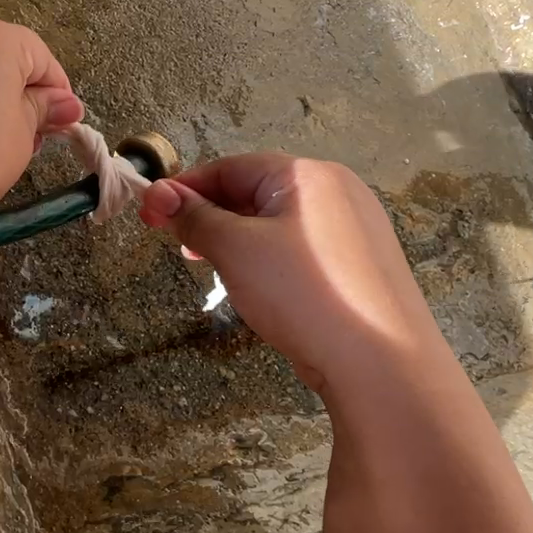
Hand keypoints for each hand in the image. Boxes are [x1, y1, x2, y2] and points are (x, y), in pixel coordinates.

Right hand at [139, 153, 451, 390]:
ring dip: (236, 237)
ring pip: (277, 221)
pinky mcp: (362, 264)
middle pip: (255, 191)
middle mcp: (336, 190)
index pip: (229, 168)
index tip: (149, 216)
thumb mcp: (235, 249)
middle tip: (180, 247)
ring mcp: (355, 227)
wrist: (383, 364)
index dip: (184, 189)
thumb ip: (194, 217)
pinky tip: (258, 285)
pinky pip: (301, 246)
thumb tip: (157, 193)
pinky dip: (268, 256)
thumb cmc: (301, 292)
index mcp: (306, 174)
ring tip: (214, 268)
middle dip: (209, 215)